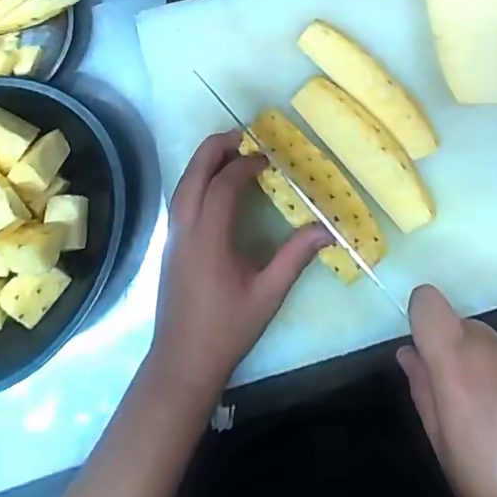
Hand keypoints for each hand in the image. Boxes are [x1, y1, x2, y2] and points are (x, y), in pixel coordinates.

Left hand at [148, 130, 332, 392]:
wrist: (182, 361)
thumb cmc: (227, 328)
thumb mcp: (267, 295)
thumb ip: (295, 258)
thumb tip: (327, 230)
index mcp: (209, 238)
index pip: (223, 186)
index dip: (244, 166)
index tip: (267, 159)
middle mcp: (185, 228)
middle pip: (193, 174)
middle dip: (214, 149)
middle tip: (241, 135)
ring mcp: (172, 235)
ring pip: (182, 184)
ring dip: (203, 162)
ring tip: (228, 151)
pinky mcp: (169, 243)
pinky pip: (179, 198)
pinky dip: (195, 179)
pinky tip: (212, 184)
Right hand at [397, 286, 496, 496]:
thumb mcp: (447, 450)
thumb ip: (424, 395)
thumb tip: (410, 356)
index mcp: (459, 359)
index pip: (427, 301)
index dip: (421, 320)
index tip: (424, 356)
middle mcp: (496, 350)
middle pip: (465, 329)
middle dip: (457, 356)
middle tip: (461, 408)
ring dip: (489, 377)